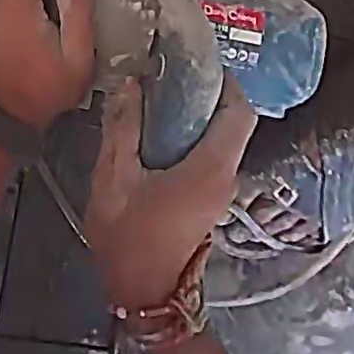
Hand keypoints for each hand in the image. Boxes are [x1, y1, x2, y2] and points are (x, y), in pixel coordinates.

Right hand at [85, 73, 257, 309]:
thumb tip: (129, 86)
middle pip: (232, 124)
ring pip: (221, 140)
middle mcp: (224, 177)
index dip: (226, 82)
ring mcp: (219, 190)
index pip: (239, 114)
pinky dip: (190, 136)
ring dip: (197, 115)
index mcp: (210, 169)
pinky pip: (208, 155)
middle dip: (207, 93)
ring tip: (158, 96)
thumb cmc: (128, 237)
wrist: (141, 291)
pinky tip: (157, 131)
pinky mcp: (207, 198)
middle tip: (169, 73)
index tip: (197, 61)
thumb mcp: (114, 180)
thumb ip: (121, 131)